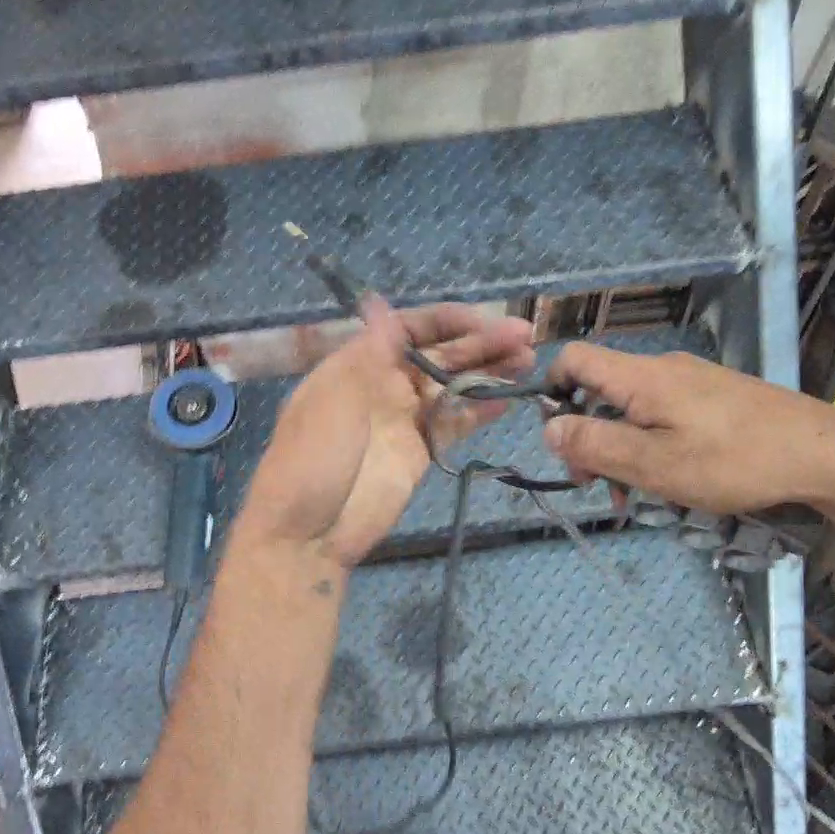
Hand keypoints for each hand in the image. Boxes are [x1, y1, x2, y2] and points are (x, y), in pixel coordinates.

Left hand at [235, 299, 534, 567]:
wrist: (306, 532)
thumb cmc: (312, 458)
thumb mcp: (334, 398)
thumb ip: (367, 352)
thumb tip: (379, 300)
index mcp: (358, 364)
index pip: (409, 330)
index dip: (447, 321)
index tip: (485, 319)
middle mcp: (384, 385)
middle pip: (439, 356)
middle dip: (480, 344)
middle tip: (526, 337)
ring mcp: (404, 420)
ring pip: (453, 387)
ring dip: (488, 372)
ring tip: (528, 362)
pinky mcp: (420, 453)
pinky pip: (454, 424)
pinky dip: (480, 411)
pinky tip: (509, 400)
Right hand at [542, 343, 834, 513]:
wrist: (823, 455)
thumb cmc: (731, 460)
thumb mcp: (653, 463)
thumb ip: (594, 444)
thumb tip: (547, 428)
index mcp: (640, 377)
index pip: (574, 358)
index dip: (551, 390)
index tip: (559, 438)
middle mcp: (662, 370)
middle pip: (601, 391)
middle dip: (589, 437)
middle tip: (597, 486)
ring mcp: (693, 383)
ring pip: (633, 411)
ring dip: (622, 452)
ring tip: (636, 499)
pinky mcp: (716, 399)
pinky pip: (665, 417)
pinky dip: (653, 448)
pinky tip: (672, 484)